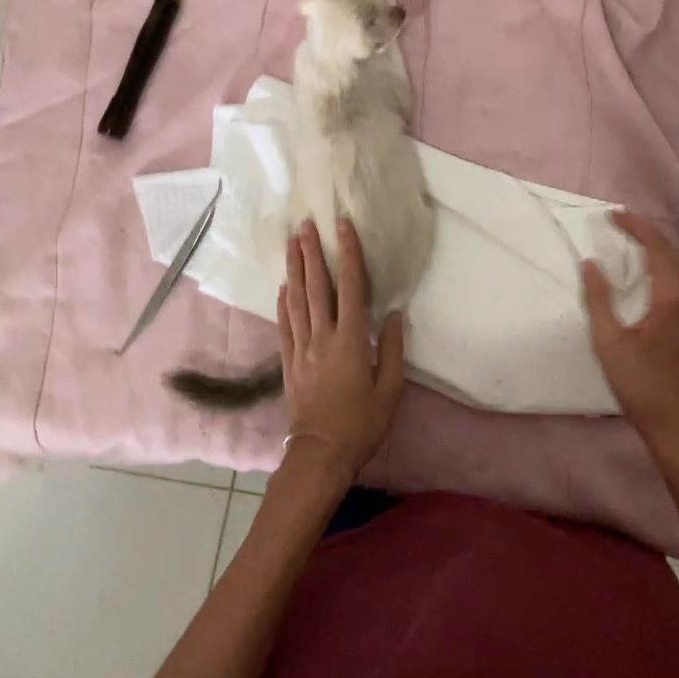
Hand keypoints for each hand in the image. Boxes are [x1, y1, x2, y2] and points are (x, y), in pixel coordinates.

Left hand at [277, 219, 406, 484]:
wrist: (321, 453)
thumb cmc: (362, 423)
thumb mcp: (390, 388)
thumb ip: (392, 348)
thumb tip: (395, 314)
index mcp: (351, 340)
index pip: (350, 287)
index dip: (348, 254)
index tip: (343, 227)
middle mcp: (322, 337)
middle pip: (316, 286)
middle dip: (311, 253)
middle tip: (306, 224)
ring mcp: (302, 349)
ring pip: (296, 301)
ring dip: (294, 270)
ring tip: (291, 244)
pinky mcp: (289, 363)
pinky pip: (285, 325)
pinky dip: (284, 303)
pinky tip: (284, 287)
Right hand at [581, 211, 678, 455]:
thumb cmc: (642, 386)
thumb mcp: (609, 343)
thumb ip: (599, 300)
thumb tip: (590, 264)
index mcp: (670, 298)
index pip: (656, 247)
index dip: (636, 226)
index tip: (613, 215)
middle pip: (672, 252)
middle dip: (647, 232)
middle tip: (621, 223)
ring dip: (657, 249)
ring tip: (633, 242)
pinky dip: (663, 267)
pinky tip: (649, 277)